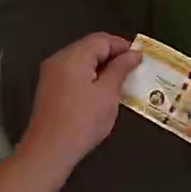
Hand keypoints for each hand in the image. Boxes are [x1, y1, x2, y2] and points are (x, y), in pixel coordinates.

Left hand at [19, 33, 142, 170]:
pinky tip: (102, 92)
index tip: (140, 59)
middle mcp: (59, 60)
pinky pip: (74, 73)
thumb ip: (120, 69)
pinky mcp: (50, 89)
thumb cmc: (82, 122)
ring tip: (121, 82)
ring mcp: (51, 74)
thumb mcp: (108, 94)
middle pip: (90, 47)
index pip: (102, 40)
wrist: (50, 151)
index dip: (123, 46)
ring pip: (82, 61)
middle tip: (133, 71)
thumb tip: (133, 54)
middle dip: (113, 56)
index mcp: (73, 57)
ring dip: (102, 67)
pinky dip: (90, 77)